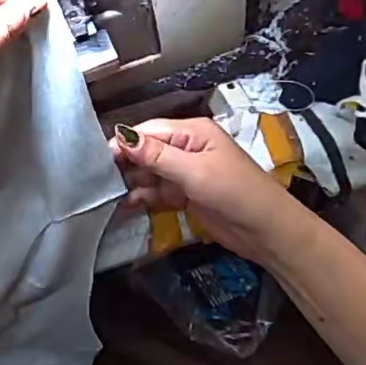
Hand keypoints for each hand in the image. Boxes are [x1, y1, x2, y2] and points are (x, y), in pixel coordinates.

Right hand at [113, 118, 301, 265]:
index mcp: (192, 133)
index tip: (99, 159)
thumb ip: (156, 155)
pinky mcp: (183, 194)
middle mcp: (185, 148)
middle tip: (98, 180)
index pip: (148, 132)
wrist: (267, 232)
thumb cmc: (235, 193)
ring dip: (129, 184)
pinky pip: (155, 192)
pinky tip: (123, 206)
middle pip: (144, 151)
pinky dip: (140, 198)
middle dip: (124, 164)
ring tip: (106, 195)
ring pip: (147, 173)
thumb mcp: (194, 172)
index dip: (124, 143)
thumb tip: (121, 136)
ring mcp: (184, 172)